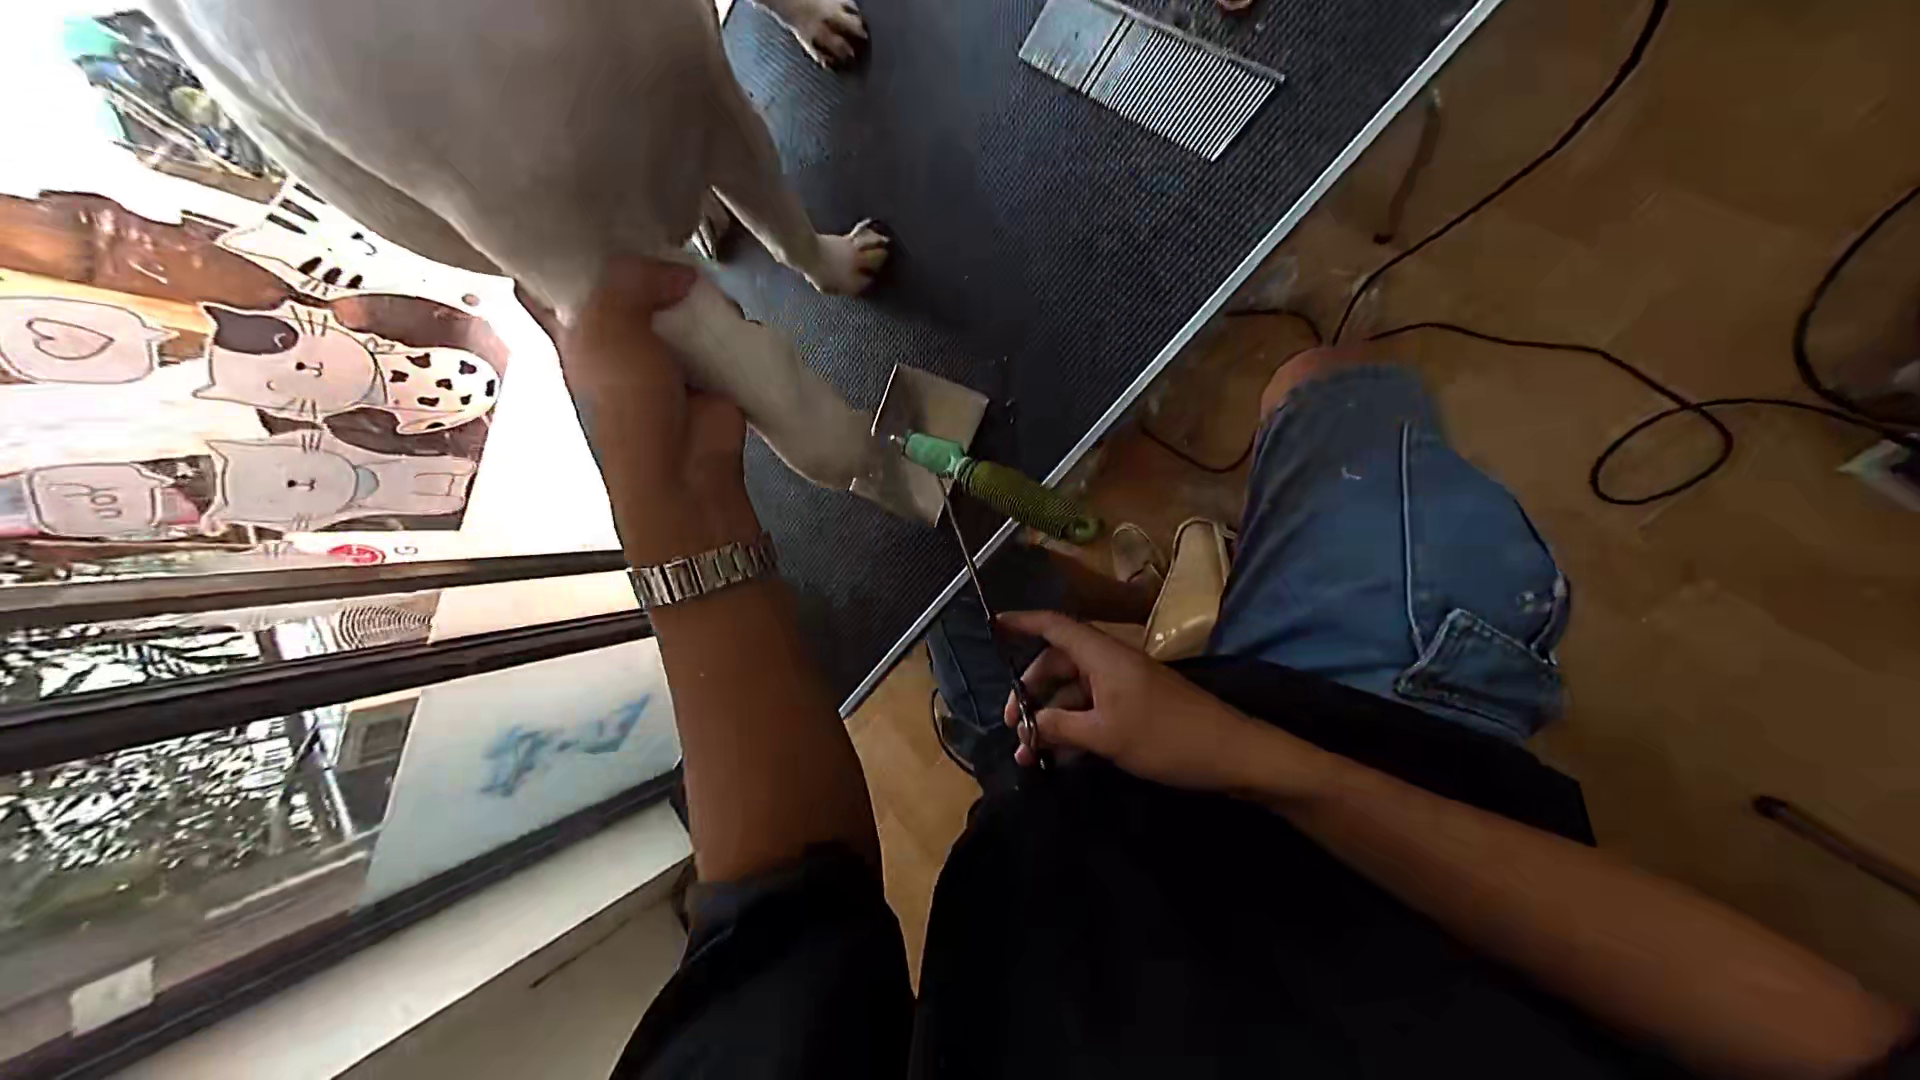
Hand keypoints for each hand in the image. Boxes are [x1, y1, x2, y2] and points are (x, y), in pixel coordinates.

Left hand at [558, 258, 758, 562]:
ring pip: (679, 307)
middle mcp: (620, 341)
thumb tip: (678, 272)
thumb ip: (630, 279)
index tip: (596, 208)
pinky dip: (729, 324)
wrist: (684, 468)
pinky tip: (734, 314)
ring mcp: (667, 358)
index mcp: (577, 333)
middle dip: (651, 262)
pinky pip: (720, 335)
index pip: (563, 279)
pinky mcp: (710, 372)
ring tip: (708, 277)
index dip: (574, 243)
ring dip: (696, 294)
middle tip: (670, 229)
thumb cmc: (628, 402)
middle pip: (632, 287)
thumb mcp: (608, 328)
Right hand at [998, 610, 1330, 798]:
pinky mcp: (1134, 708)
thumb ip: (1060, 727)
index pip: (1054, 627)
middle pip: (1057, 665)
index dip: (1023, 622)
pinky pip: (1091, 710)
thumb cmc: (1166, 737)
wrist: (1233, 755)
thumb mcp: (1105, 735)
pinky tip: (1058, 758)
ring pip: (1072, 693)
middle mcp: (1109, 663)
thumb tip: (1029, 727)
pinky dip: (1072, 729)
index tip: (993, 624)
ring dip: (1049, 719)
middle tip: (1013, 726)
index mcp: (1102, 656)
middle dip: (1030, 693)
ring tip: (1029, 754)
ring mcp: (1123, 686)